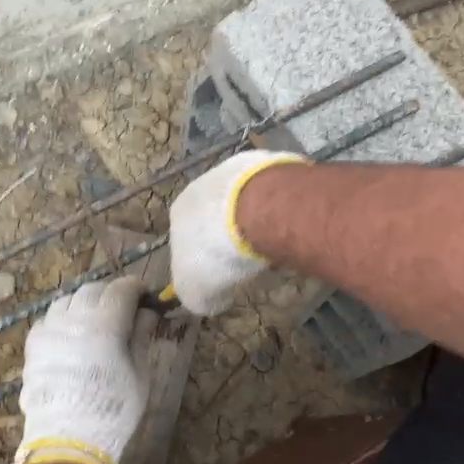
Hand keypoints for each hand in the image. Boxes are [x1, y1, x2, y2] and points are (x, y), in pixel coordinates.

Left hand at [0, 277, 147, 463]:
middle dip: (109, 294)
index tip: (144, 296)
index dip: (136, 289)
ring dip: (83, 304)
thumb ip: (140, 336)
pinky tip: (70, 337)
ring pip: (67, 301)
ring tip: (94, 321)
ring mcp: (50, 330)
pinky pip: (49, 320)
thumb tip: (146, 313)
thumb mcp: (139, 373)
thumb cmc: (113, 409)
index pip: (122, 290)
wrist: (68, 440)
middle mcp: (75, 318)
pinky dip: (62, 321)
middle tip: (121, 309)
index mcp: (106, 324)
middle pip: (93, 290)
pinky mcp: (34, 345)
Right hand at [167, 151, 307, 313]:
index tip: (225, 277)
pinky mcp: (262, 163)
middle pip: (215, 218)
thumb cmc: (216, 254)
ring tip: (273, 242)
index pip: (187, 240)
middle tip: (251, 260)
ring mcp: (231, 170)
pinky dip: (274, 206)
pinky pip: (267, 191)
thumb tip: (211, 299)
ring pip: (242, 202)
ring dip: (254, 220)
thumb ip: (198, 297)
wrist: (253, 210)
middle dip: (231, 238)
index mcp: (179, 213)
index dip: (205, 261)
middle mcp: (200, 187)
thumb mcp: (198, 293)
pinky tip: (285, 222)